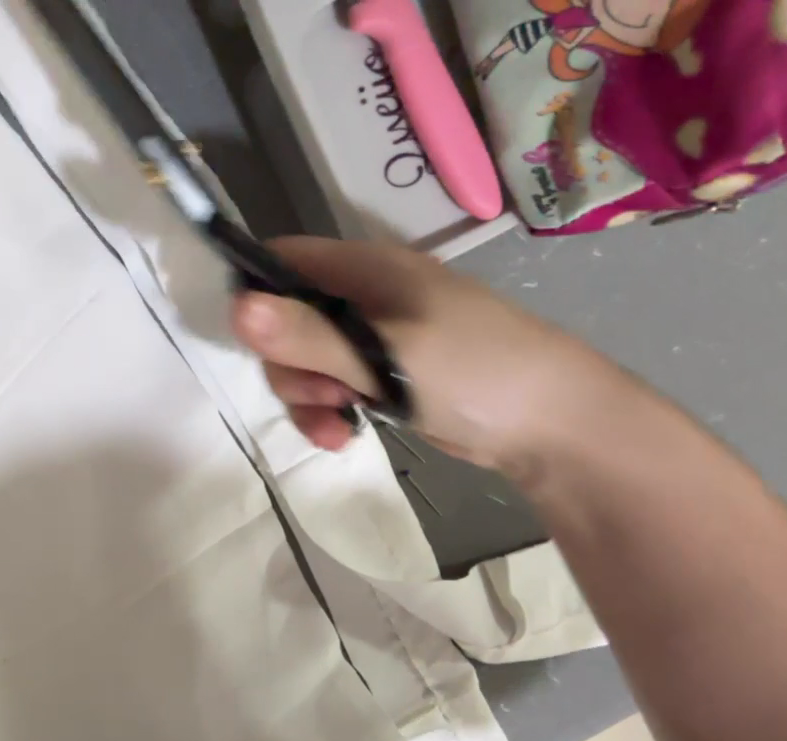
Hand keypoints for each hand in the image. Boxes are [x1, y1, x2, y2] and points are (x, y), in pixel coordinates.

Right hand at [232, 236, 628, 479]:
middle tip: (320, 391)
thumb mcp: (384, 354)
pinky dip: (324, 414)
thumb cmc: (474, 372)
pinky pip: (325, 389)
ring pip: (300, 363)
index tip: (248, 341)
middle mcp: (361, 297)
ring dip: (305, 399)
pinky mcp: (377, 374)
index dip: (254, 292)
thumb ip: (308, 335)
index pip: (283, 259)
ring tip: (336, 426)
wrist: (552, 426)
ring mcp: (369, 338)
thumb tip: (235, 309)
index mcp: (366, 270)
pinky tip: (341, 435)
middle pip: (281, 322)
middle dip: (286, 366)